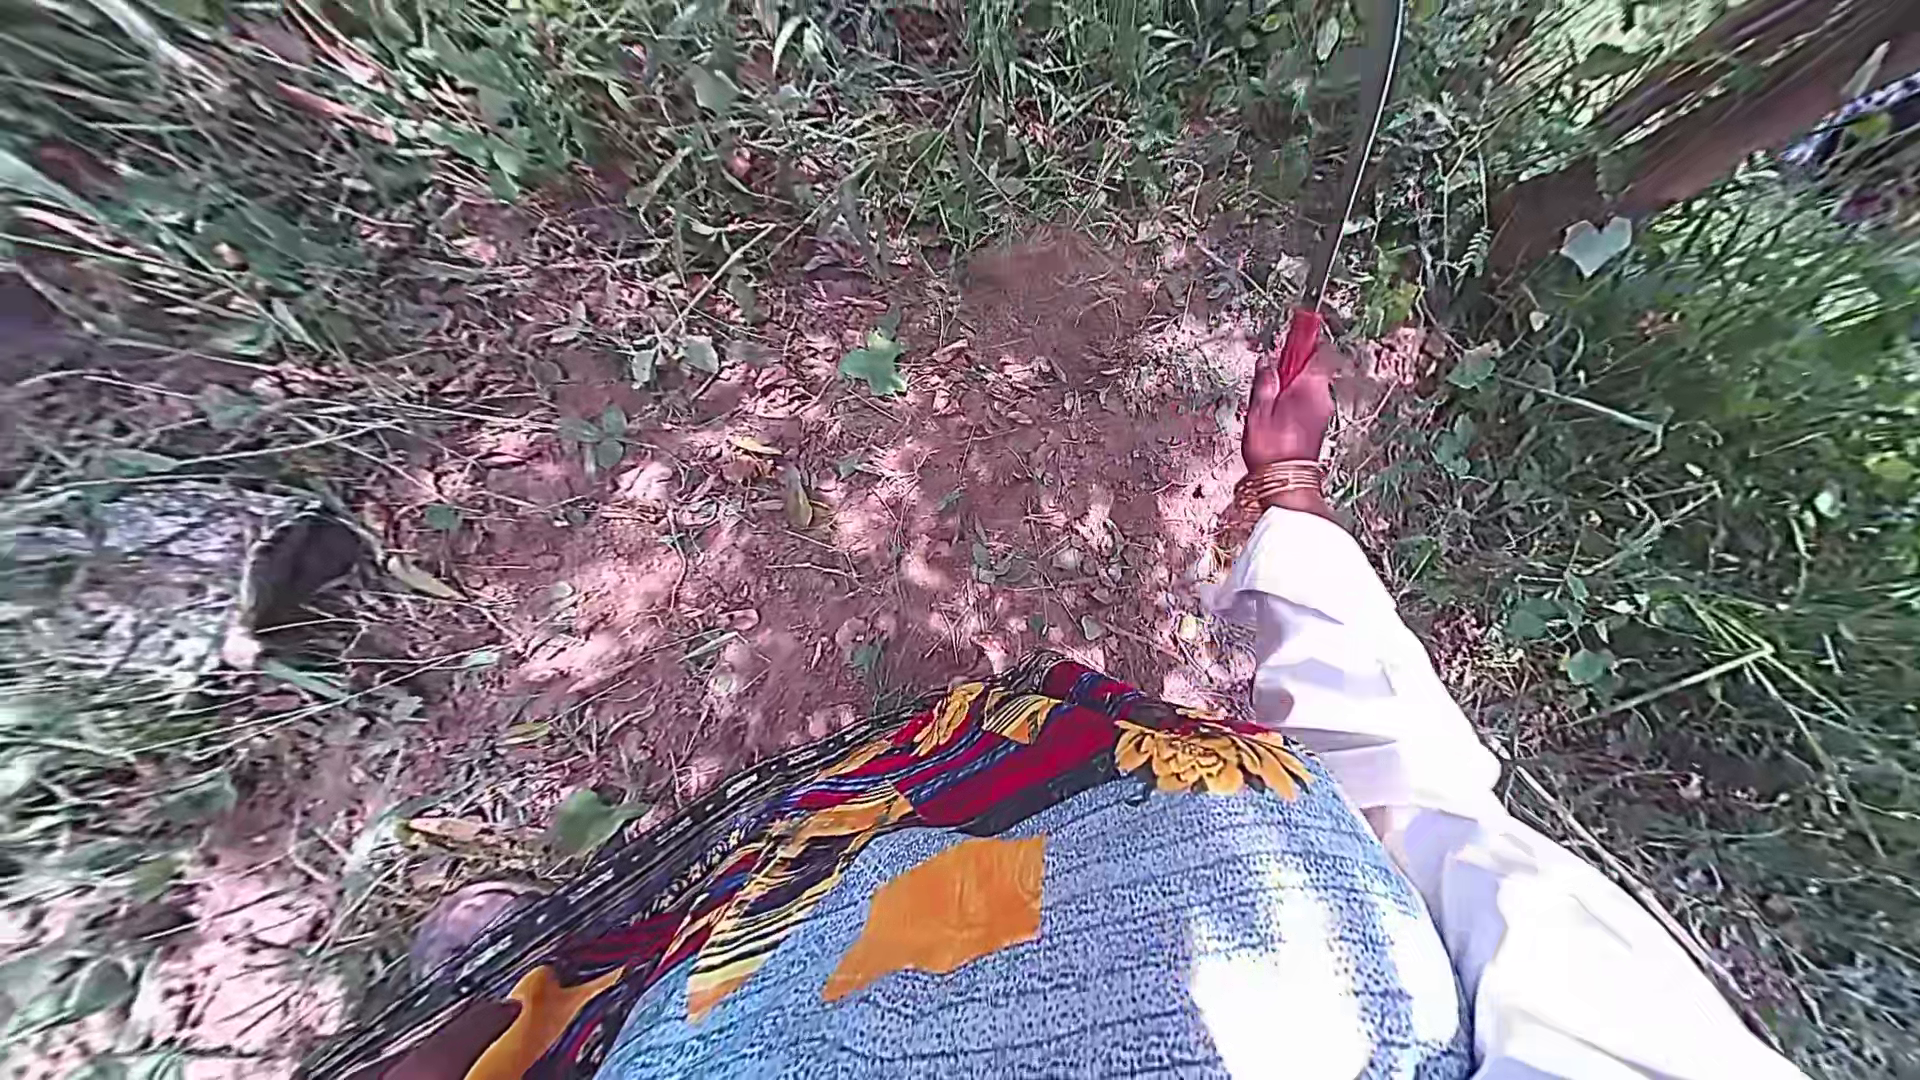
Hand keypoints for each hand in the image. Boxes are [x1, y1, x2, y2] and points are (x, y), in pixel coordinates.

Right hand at [1243, 338, 1338, 469]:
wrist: (1286, 481)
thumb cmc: (1272, 448)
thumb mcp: (1258, 410)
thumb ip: (1265, 383)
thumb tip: (1266, 365)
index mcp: (1309, 386)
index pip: (1313, 350)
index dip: (1306, 335)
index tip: (1303, 319)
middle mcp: (1322, 397)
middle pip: (1311, 369)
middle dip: (1293, 365)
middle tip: (1274, 367)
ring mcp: (1323, 412)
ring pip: (1309, 387)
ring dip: (1293, 385)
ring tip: (1270, 396)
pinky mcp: (1318, 426)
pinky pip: (1308, 403)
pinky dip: (1295, 401)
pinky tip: (1278, 412)